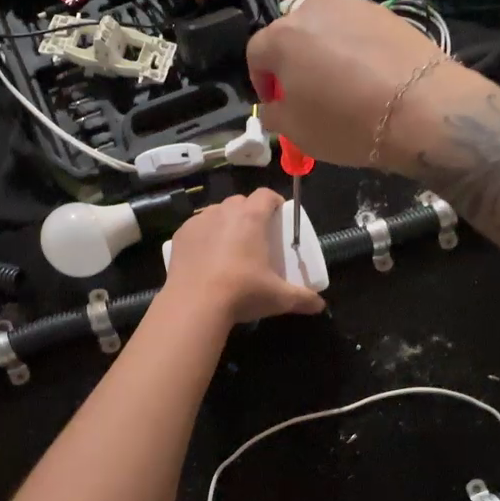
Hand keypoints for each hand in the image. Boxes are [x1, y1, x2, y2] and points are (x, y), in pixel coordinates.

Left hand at [163, 189, 325, 323]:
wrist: (195, 304)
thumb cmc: (242, 293)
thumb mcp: (278, 298)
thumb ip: (302, 298)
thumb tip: (320, 305)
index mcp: (251, 218)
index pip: (266, 195)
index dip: (274, 201)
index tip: (278, 215)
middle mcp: (224, 212)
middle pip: (240, 202)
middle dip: (249, 213)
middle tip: (255, 236)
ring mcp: (198, 221)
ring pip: (216, 212)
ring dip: (225, 223)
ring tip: (229, 246)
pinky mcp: (180, 235)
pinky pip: (197, 228)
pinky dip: (204, 236)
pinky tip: (207, 258)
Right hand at [247, 0, 489, 169]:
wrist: (420, 107)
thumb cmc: (346, 122)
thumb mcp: (297, 132)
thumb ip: (273, 115)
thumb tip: (273, 106)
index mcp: (281, 36)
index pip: (256, 55)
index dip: (262, 83)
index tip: (277, 105)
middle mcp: (312, 9)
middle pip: (291, 36)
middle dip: (294, 65)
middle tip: (309, 96)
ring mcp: (352, 5)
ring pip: (326, 31)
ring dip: (325, 54)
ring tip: (343, 87)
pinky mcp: (385, 12)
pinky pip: (357, 32)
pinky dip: (356, 50)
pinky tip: (370, 78)